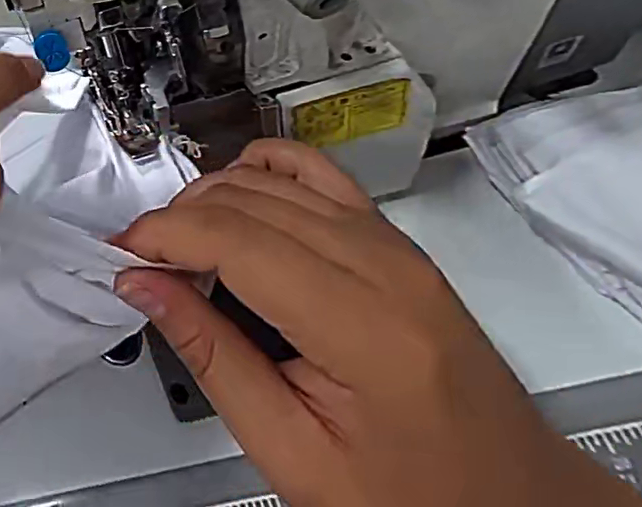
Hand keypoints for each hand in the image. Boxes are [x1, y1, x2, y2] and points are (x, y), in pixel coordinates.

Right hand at [113, 140, 641, 506]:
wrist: (518, 503)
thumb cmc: (414, 499)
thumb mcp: (293, 452)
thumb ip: (210, 355)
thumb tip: (142, 284)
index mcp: (367, 330)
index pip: (237, 241)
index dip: (164, 236)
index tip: (124, 252)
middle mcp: (387, 268)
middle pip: (246, 201)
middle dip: (177, 219)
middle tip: (146, 261)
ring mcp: (394, 244)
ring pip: (270, 178)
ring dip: (208, 198)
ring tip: (181, 243)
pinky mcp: (392, 236)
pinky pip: (313, 168)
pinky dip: (261, 168)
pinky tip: (236, 192)